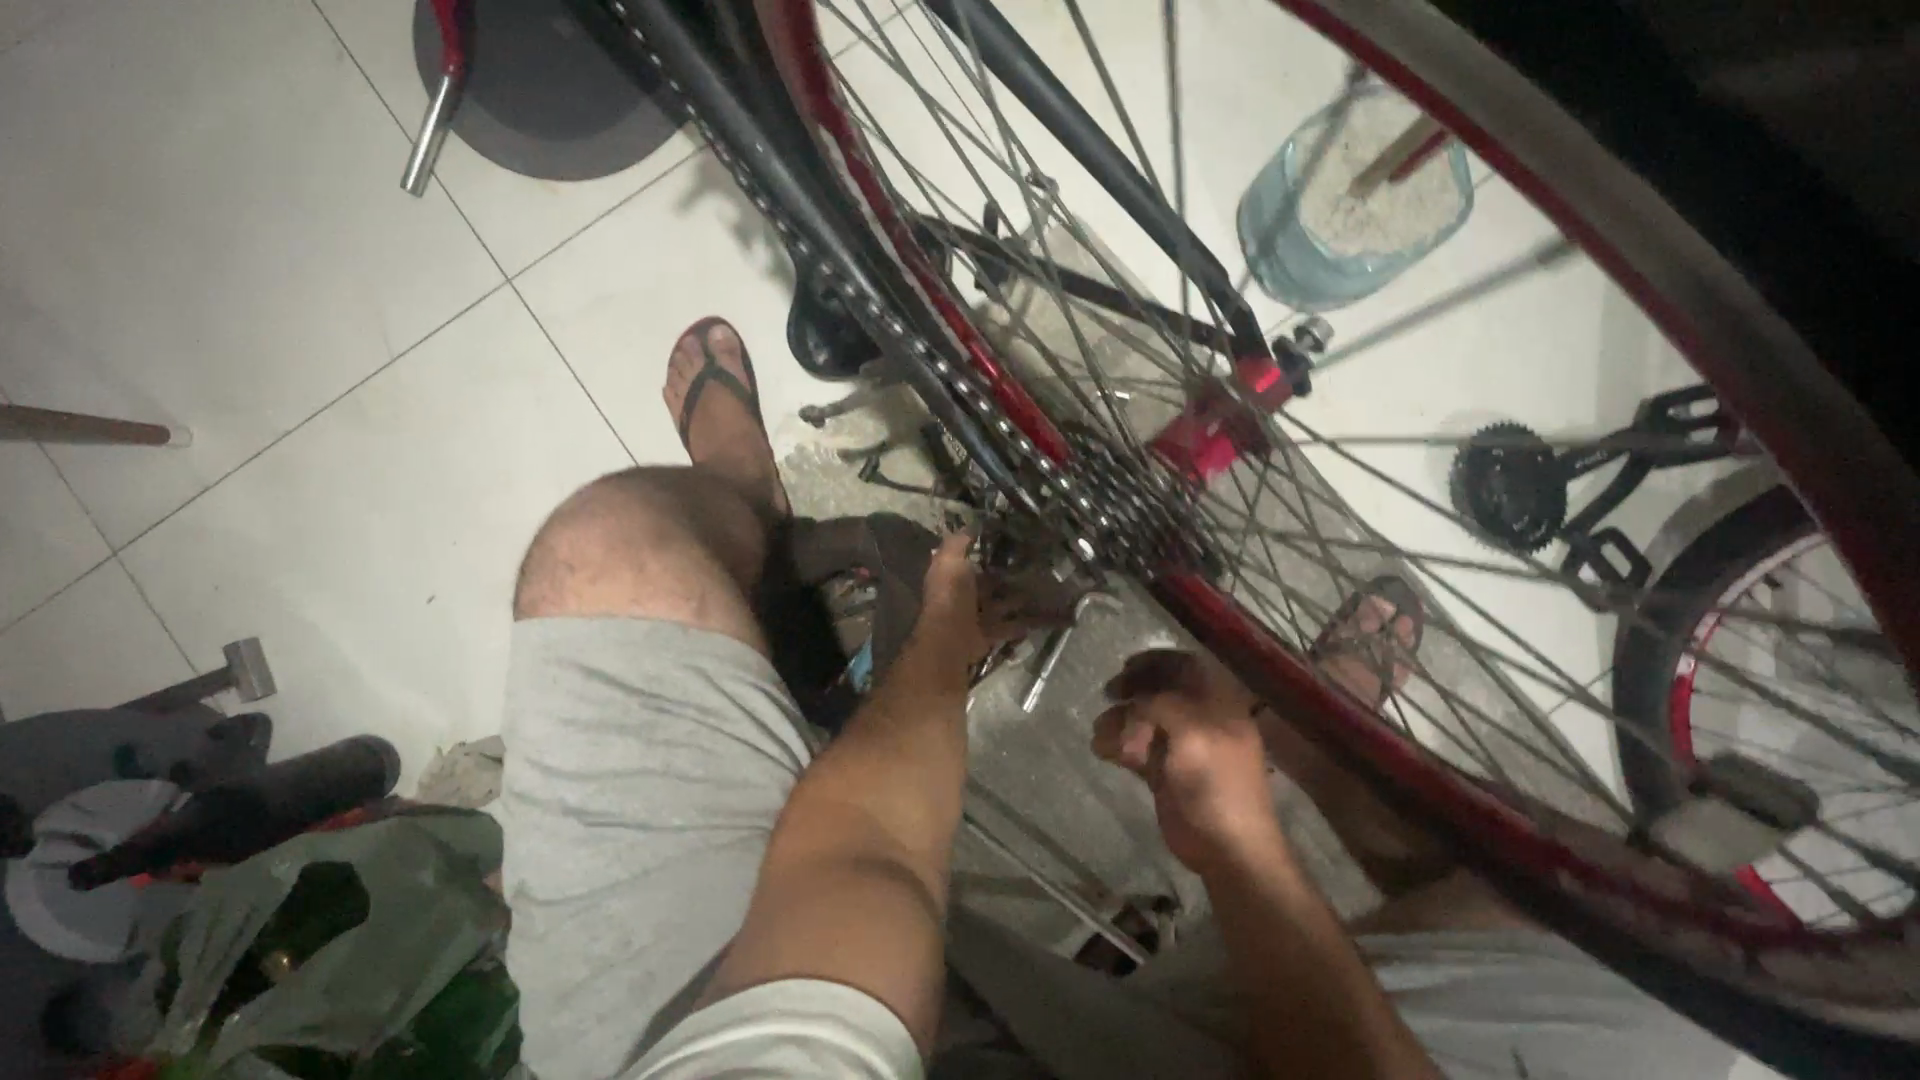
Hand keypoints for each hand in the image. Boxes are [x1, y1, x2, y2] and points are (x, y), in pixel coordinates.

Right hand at [1092, 650, 1283, 872]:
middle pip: (1161, 692)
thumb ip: (1162, 705)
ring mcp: (1182, 747)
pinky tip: (1102, 750)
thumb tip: (1134, 700)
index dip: (1157, 662)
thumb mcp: (1193, 733)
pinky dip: (1118, 746)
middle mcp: (1201, 720)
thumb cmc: (1217, 785)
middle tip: (1110, 694)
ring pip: (1145, 720)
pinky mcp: (1165, 773)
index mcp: (1219, 706)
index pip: (1187, 668)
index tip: (1126, 666)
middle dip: (1133, 691)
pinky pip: (1137, 749)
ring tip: (1101, 733)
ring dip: (1120, 721)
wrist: (1227, 848)